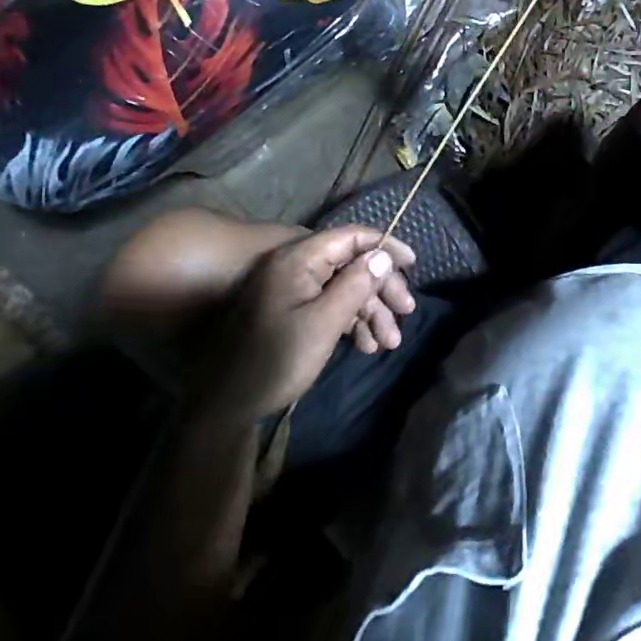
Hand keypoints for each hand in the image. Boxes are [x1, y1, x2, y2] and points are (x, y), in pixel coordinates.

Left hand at [193, 226, 417, 420]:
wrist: (227, 403)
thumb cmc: (278, 358)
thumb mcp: (325, 321)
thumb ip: (357, 283)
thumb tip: (383, 255)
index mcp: (299, 259)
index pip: (351, 236)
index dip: (385, 247)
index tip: (413, 266)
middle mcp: (295, 266)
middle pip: (351, 264)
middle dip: (381, 289)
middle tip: (407, 313)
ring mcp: (292, 290)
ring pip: (344, 288)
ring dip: (370, 312)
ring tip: (390, 343)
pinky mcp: (290, 311)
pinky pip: (329, 305)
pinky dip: (351, 322)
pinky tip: (367, 346)